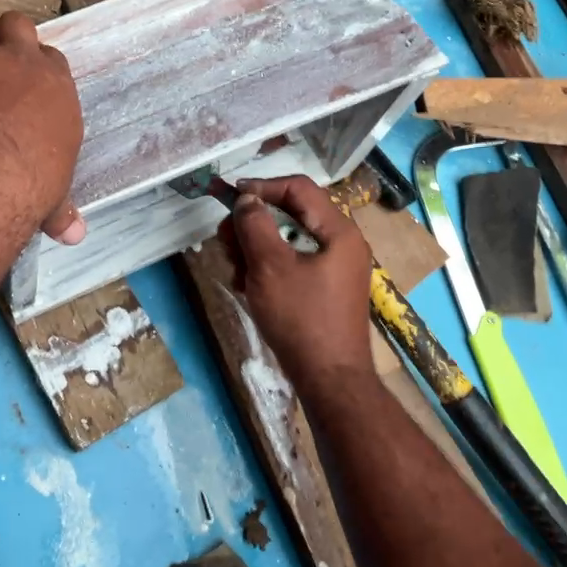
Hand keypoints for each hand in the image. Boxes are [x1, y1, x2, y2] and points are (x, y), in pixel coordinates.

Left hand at [0, 12, 85, 245]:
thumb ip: (60, 207)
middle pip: (15, 25)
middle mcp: (19, 62)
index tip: (23, 87)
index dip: (35, 69)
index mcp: (56, 86)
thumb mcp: (53, 195)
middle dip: (2, 38)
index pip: (52, 59)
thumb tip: (74, 236)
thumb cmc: (30, 186)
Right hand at [218, 176, 373, 378]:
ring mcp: (334, 266)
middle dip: (253, 222)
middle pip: (290, 212)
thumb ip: (254, 224)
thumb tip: (246, 199)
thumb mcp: (269, 266)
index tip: (229, 199)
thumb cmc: (301, 318)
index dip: (261, 186)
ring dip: (254, 246)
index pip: (298, 187)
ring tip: (235, 269)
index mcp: (338, 231)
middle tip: (225, 240)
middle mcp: (341, 242)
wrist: (330, 380)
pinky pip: (291, 261)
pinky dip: (266, 266)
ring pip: (287, 238)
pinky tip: (247, 285)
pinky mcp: (324, 287)